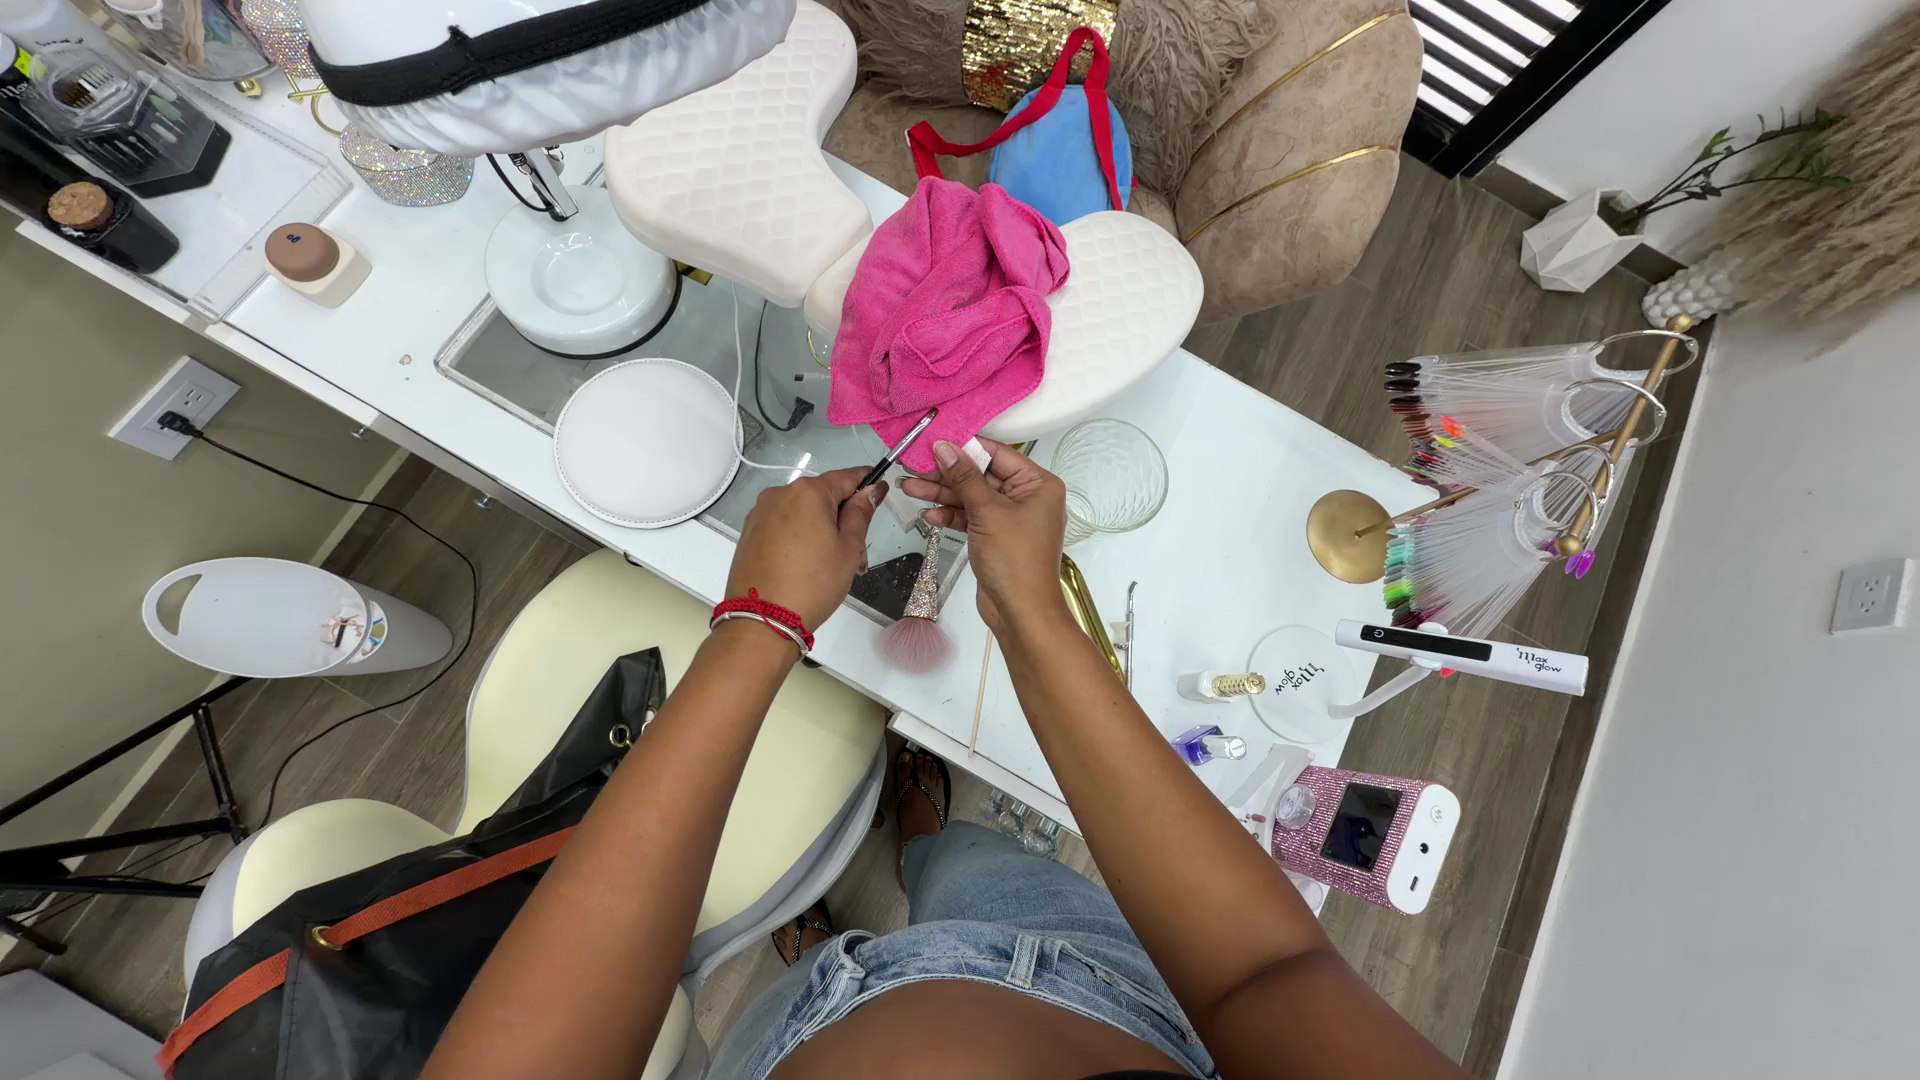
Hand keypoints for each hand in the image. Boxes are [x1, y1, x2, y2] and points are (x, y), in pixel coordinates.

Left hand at [726, 467, 884, 632]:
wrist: (762, 620)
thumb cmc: (814, 583)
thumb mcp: (848, 548)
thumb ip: (861, 513)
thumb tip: (871, 489)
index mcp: (808, 492)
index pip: (847, 476)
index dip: (867, 484)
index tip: (881, 493)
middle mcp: (780, 493)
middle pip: (823, 497)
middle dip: (844, 519)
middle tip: (858, 556)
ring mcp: (760, 512)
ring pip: (803, 513)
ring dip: (823, 530)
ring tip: (832, 567)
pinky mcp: (750, 532)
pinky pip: (784, 525)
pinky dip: (801, 537)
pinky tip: (807, 566)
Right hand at [900, 439, 1068, 633]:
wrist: (1021, 611)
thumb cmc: (1015, 560)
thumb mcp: (987, 511)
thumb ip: (964, 477)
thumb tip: (944, 447)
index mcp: (1037, 484)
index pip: (997, 454)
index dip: (965, 447)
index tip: (934, 442)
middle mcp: (1027, 497)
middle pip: (981, 475)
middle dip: (947, 474)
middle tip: (914, 467)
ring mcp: (1011, 518)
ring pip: (972, 497)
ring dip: (942, 494)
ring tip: (909, 487)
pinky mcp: (996, 536)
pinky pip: (971, 517)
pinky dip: (951, 516)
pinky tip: (928, 515)